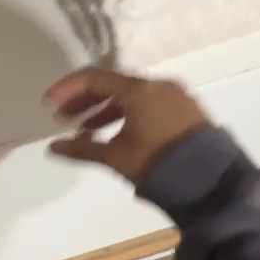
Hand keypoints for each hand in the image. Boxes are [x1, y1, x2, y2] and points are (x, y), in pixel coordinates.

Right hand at [43, 68, 210, 182]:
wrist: (211, 182)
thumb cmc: (157, 164)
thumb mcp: (115, 157)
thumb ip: (82, 149)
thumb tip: (52, 148)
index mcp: (139, 90)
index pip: (94, 78)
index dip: (67, 88)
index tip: (48, 104)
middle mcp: (158, 86)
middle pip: (112, 85)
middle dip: (84, 101)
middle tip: (64, 119)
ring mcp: (176, 97)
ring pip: (131, 96)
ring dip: (104, 110)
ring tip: (87, 131)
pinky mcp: (186, 111)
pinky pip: (149, 104)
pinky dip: (127, 114)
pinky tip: (116, 134)